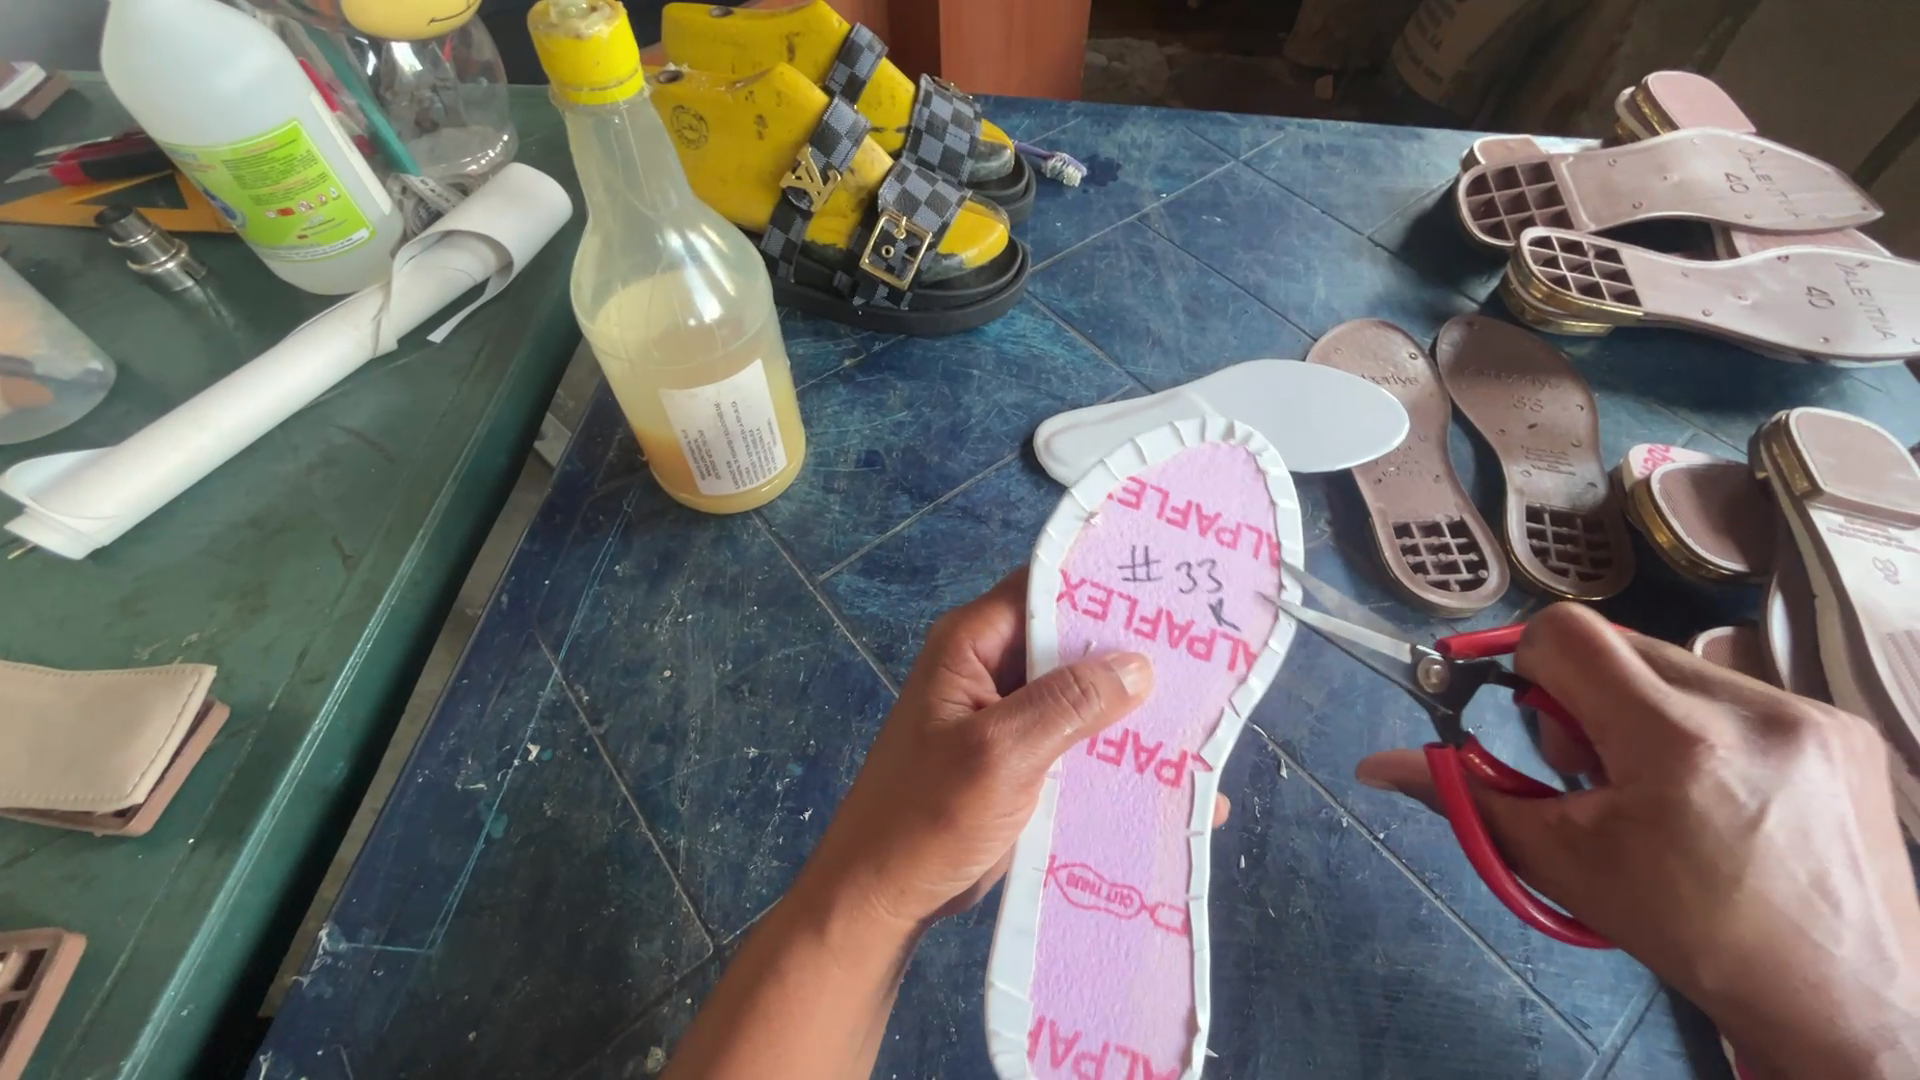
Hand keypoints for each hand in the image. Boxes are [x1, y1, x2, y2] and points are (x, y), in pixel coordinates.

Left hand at [799, 569, 1227, 931]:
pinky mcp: (1021, 757)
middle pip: (1069, 641)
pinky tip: (1168, 775)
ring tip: (1204, 716)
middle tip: (1206, 657)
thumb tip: (1138, 665)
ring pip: (1079, 693)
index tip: (1167, 592)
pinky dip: (1114, 751)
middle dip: (1129, 652)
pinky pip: (1076, 739)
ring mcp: (1007, 715)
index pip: (1043, 590)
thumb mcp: (1000, 752)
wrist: (884, 894)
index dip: (1101, 585)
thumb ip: (1067, 703)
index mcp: (973, 645)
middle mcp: (990, 668)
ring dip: (1129, 708)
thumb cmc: (928, 815)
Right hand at [1357, 603, 1919, 1077]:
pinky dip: (1690, 718)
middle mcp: (1752, 707)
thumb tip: (1372, 766)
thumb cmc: (1687, 931)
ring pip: (1667, 662)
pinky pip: (1727, 687)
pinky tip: (1710, 784)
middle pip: (1612, 643)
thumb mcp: (1557, 860)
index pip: (1564, 633)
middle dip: (1574, 691)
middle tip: (1588, 766)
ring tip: (1654, 780)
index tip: (1524, 716)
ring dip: (1631, 703)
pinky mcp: (1848, 726)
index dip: (1521, 661)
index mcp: (1676, 741)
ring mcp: (1813, 713)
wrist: (1856, 1003)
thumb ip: (1461, 795)